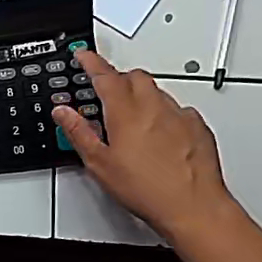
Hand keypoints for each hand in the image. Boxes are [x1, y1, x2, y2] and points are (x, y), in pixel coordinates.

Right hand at [51, 50, 240, 239]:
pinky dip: (162, 112)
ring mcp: (179, 116)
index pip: (106, 76)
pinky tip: (156, 133)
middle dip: (118, 79)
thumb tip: (63, 112)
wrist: (192, 206)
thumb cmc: (147, 188)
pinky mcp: (197, 128)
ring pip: (156, 91)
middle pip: (134, 77)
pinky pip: (177, 109)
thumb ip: (78, 132)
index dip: (92, 63)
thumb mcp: (98, 163)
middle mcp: (155, 108)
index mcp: (127, 113)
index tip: (83, 54)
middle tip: (103, 92)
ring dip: (139, 96)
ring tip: (127, 118)